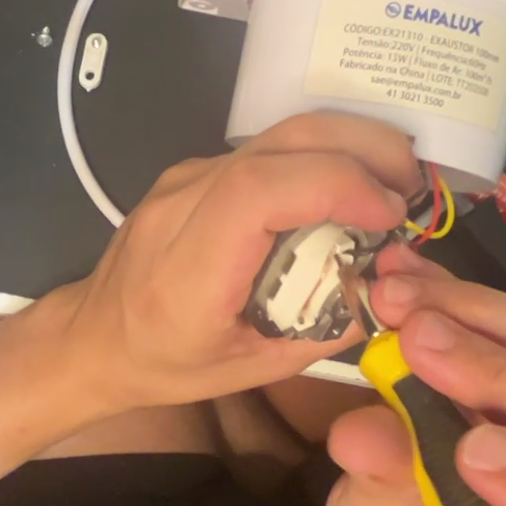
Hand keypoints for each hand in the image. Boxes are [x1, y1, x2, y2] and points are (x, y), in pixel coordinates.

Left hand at [43, 114, 418, 411]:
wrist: (93, 337)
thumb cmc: (163, 364)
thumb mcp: (247, 370)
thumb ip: (321, 332)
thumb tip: (386, 289)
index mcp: (188, 266)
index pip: (260, 189)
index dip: (335, 184)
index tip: (388, 214)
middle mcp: (181, 204)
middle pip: (279, 141)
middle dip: (361, 147)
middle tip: (412, 185)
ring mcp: (183, 179)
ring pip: (277, 135)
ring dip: (347, 145)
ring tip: (390, 185)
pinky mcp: (192, 173)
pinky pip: (265, 151)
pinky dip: (318, 158)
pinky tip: (346, 188)